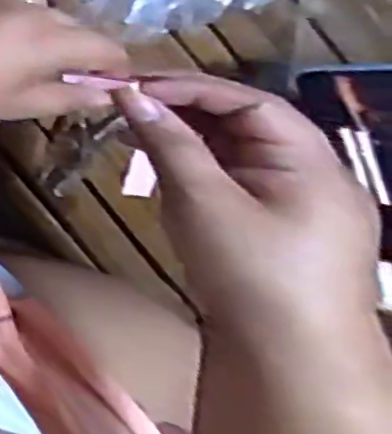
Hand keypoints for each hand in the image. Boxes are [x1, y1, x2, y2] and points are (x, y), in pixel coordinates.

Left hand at [0, 0, 128, 118]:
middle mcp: (31, 5)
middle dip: (67, 44)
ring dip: (29, 18)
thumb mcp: (14, 103)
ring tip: (2, 40)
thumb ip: (66, 98)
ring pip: (31, 0)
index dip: (108, 67)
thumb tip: (104, 94)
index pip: (108, 48)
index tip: (93, 81)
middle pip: (70, 23)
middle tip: (39, 67)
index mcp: (54, 38)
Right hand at [115, 74, 381, 348]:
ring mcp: (291, 196)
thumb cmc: (251, 267)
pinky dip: (186, 151)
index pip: (251, 103)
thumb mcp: (202, 199)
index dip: (190, 86)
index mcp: (313, 166)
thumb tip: (128, 93)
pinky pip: (226, 167)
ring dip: (179, 126)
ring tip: (126, 118)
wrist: (287, 349)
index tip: (130, 84)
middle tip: (120, 95)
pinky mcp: (268, 215)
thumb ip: (168, 141)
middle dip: (181, 101)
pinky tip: (149, 150)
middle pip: (244, 119)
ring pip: (231, 142)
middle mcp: (310, 173)